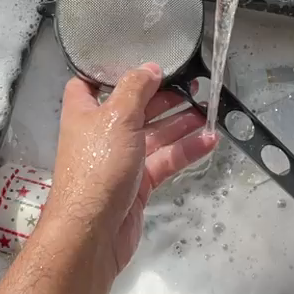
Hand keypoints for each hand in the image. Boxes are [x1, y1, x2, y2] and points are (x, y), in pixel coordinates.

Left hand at [40, 64, 218, 277]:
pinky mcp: (138, 183)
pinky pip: (165, 159)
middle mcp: (101, 132)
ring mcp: (121, 158)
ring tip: (208, 108)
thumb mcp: (117, 117)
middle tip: (192, 84)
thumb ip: (136, 88)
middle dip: (161, 95)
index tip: (141, 59)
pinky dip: (186, 150)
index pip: (92, 80)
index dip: (113, 68)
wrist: (92, 234)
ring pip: (154, 133)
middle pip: (134, 106)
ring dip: (179, 121)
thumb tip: (151, 68)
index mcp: (84, 111)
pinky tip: (209, 140)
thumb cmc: (98, 166)